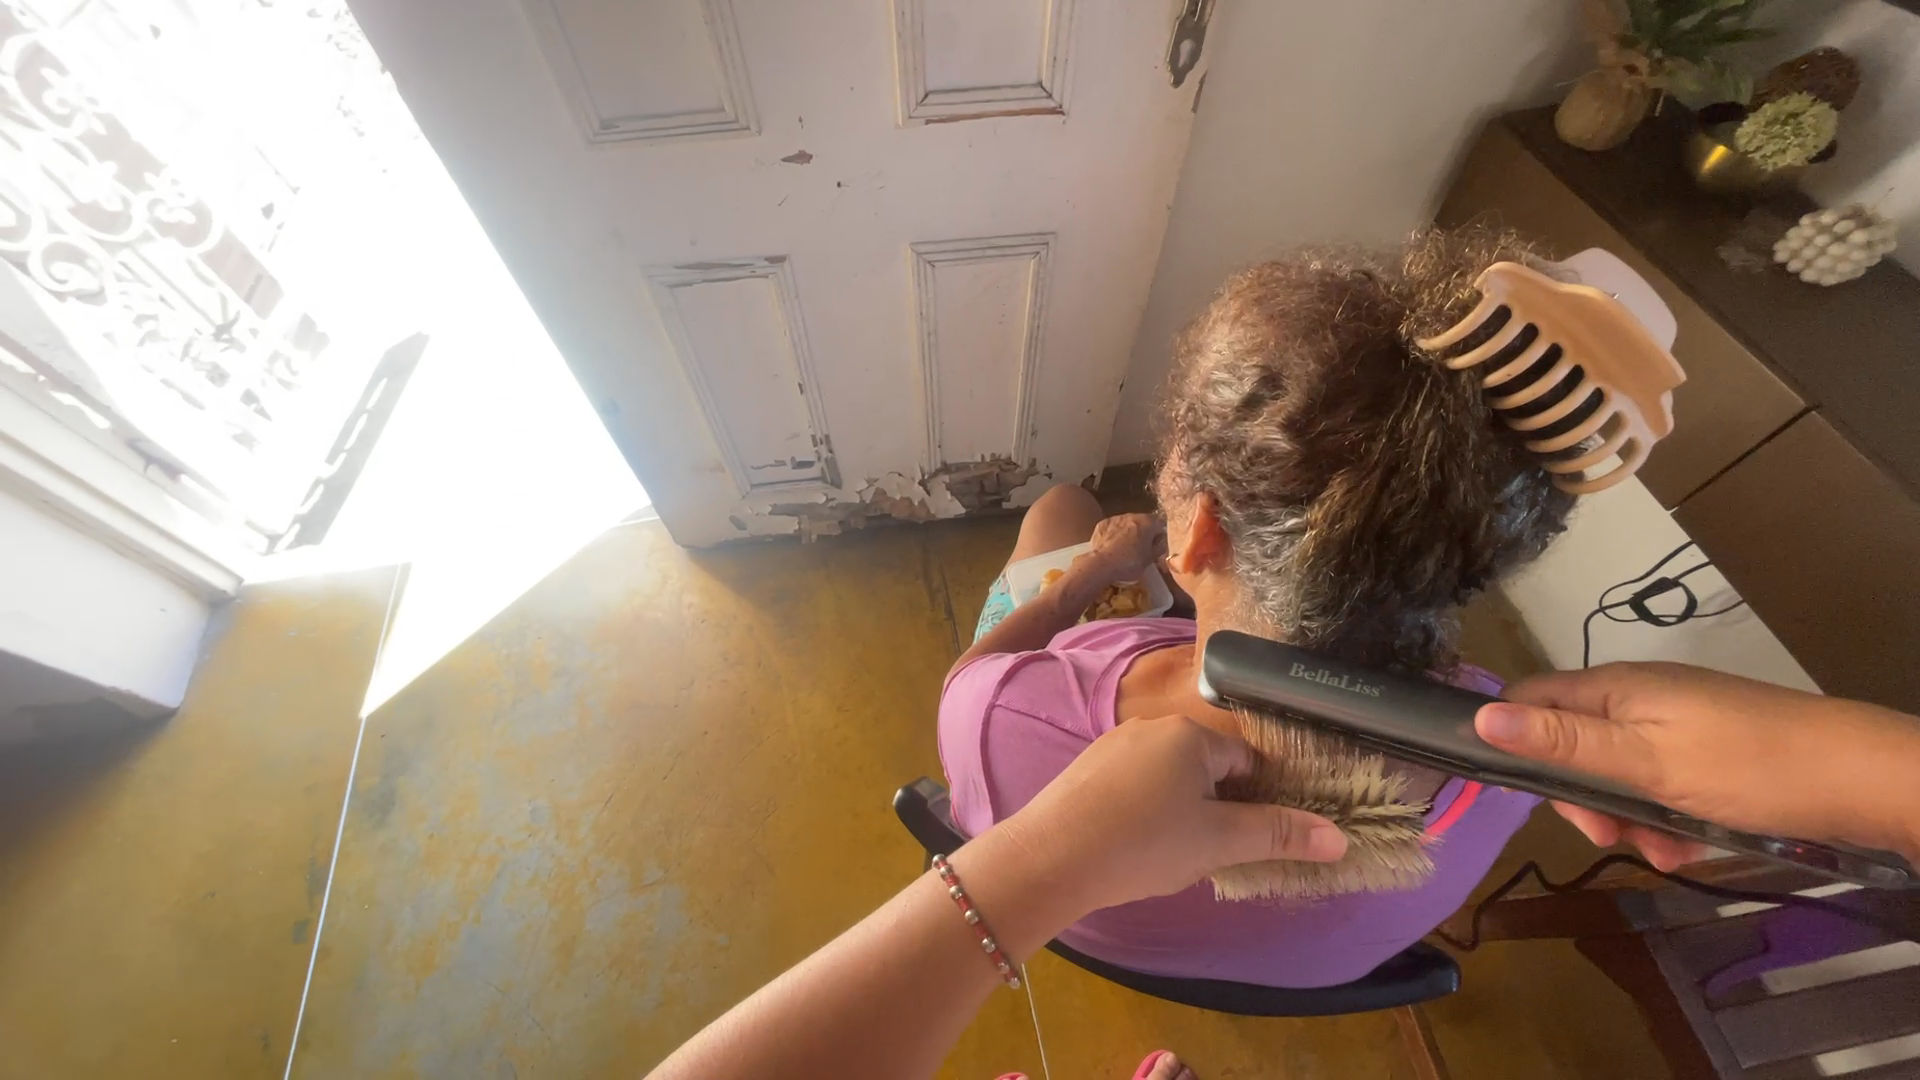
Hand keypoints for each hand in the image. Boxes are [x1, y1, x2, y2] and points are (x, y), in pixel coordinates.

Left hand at [992, 715, 1346, 916]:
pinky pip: (1137, 779)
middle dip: (1219, 804)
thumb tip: (1339, 836)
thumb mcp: (1218, 841)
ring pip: (1171, 773)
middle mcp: (1151, 726)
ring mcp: (1115, 742)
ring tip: (1174, 850)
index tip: (1255, 837)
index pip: (1247, 760)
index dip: (1260, 799)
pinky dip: (1148, 805)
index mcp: (1190, 734)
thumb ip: (1276, 834)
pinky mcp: (1090, 764)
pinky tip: (1137, 840)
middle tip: (1214, 849)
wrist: (1054, 854)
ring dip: (1184, 806)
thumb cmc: (1146, 843)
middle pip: (1208, 764)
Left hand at [1086, 513, 1165, 579]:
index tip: (1157, 546)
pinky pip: (1113, 527)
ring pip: (1127, 524)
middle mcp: (1132, 515)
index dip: (1160, 535)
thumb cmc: (1130, 563)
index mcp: (1147, 522)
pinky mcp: (1102, 524)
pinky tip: (1112, 547)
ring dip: (1128, 532)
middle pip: (1142, 522)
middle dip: (1144, 533)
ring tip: (1125, 549)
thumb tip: (1161, 542)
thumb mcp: (1150, 559)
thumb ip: (1159, 548)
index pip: (1160, 524)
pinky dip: (1114, 534)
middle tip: (1141, 549)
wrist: (1102, 565)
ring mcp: (1115, 518)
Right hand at [1475, 662, 1919, 867]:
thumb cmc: (1750, 766)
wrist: (1880, 779)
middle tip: (1605, 836)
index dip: (1512, 738)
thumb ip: (1561, 742)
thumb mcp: (1645, 761)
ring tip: (1660, 850)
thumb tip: (1480, 718)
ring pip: (1614, 763)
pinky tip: (1687, 841)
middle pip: (1570, 738)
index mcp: (1609, 687)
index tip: (1529, 791)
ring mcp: (1671, 717)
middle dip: (1578, 791)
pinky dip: (1661, 808)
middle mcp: (1632, 693)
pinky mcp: (1705, 741)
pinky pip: (1657, 772)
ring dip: (1624, 809)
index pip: (1526, 698)